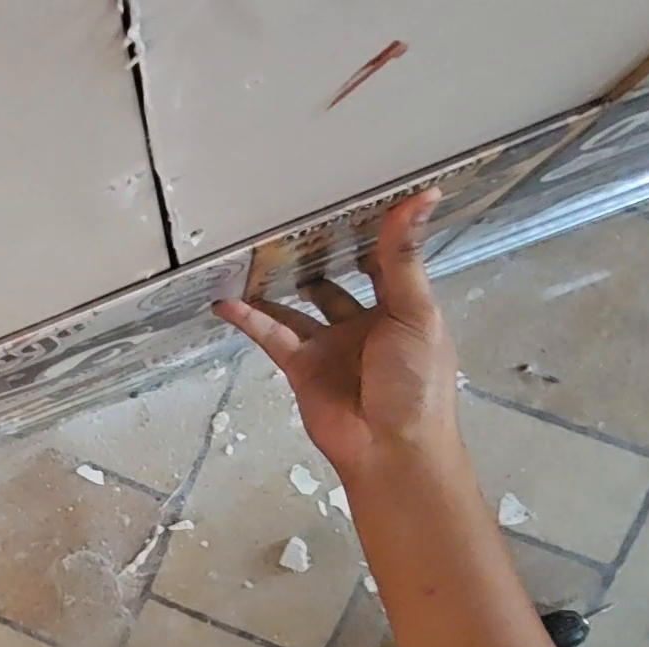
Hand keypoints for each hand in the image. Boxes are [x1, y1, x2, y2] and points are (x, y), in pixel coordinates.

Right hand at [214, 189, 460, 478]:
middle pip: (333, 282)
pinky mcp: (299, 368)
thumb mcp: (415, 311)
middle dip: (315, 258)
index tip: (347, 199)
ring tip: (251, 255)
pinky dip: (248, 320)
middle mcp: (362, 324)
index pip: (381, 261)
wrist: (390, 448)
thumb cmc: (415, 381)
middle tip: (290, 224)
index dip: (367, 233)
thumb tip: (422, 195)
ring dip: (275, 286)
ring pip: (295, 308)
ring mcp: (328, 347)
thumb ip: (403, 258)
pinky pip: (271, 336)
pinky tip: (226, 302)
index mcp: (400, 307)